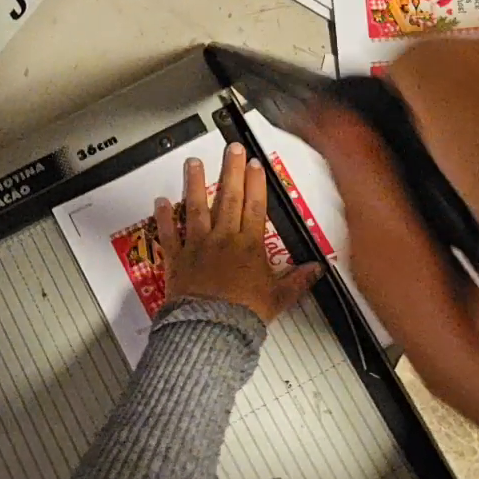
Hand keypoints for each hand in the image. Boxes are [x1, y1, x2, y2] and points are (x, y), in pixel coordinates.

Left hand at [157, 143, 322, 323]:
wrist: (211, 330)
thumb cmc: (244, 315)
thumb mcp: (278, 298)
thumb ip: (298, 281)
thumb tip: (318, 270)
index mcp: (249, 246)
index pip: (254, 206)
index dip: (255, 183)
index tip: (254, 164)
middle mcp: (223, 239)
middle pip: (228, 198)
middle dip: (230, 170)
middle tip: (231, 148)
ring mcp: (198, 246)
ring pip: (196, 208)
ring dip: (194, 183)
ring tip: (193, 163)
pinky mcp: (177, 259)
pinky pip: (168, 234)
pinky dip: (164, 218)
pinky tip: (160, 201)